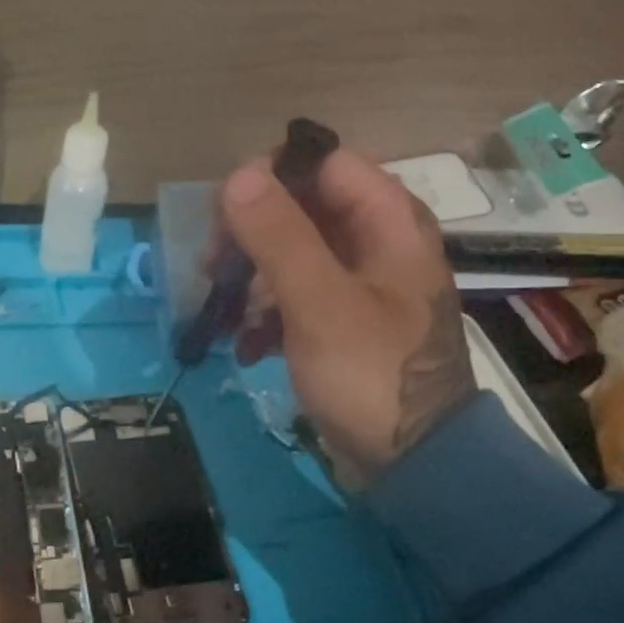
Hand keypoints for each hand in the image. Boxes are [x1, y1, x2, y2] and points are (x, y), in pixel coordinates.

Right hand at [216, 142, 476, 485]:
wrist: (412, 460)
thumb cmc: (370, 375)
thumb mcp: (319, 303)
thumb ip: (279, 237)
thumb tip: (238, 175)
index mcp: (387, 221)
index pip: (322, 162)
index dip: (268, 180)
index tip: (223, 220)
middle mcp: (377, 243)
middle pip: (301, 211)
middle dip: (250, 240)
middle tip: (212, 274)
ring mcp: (360, 288)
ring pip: (292, 260)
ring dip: (251, 286)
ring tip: (227, 323)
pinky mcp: (343, 328)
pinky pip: (296, 302)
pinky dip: (266, 319)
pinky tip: (246, 350)